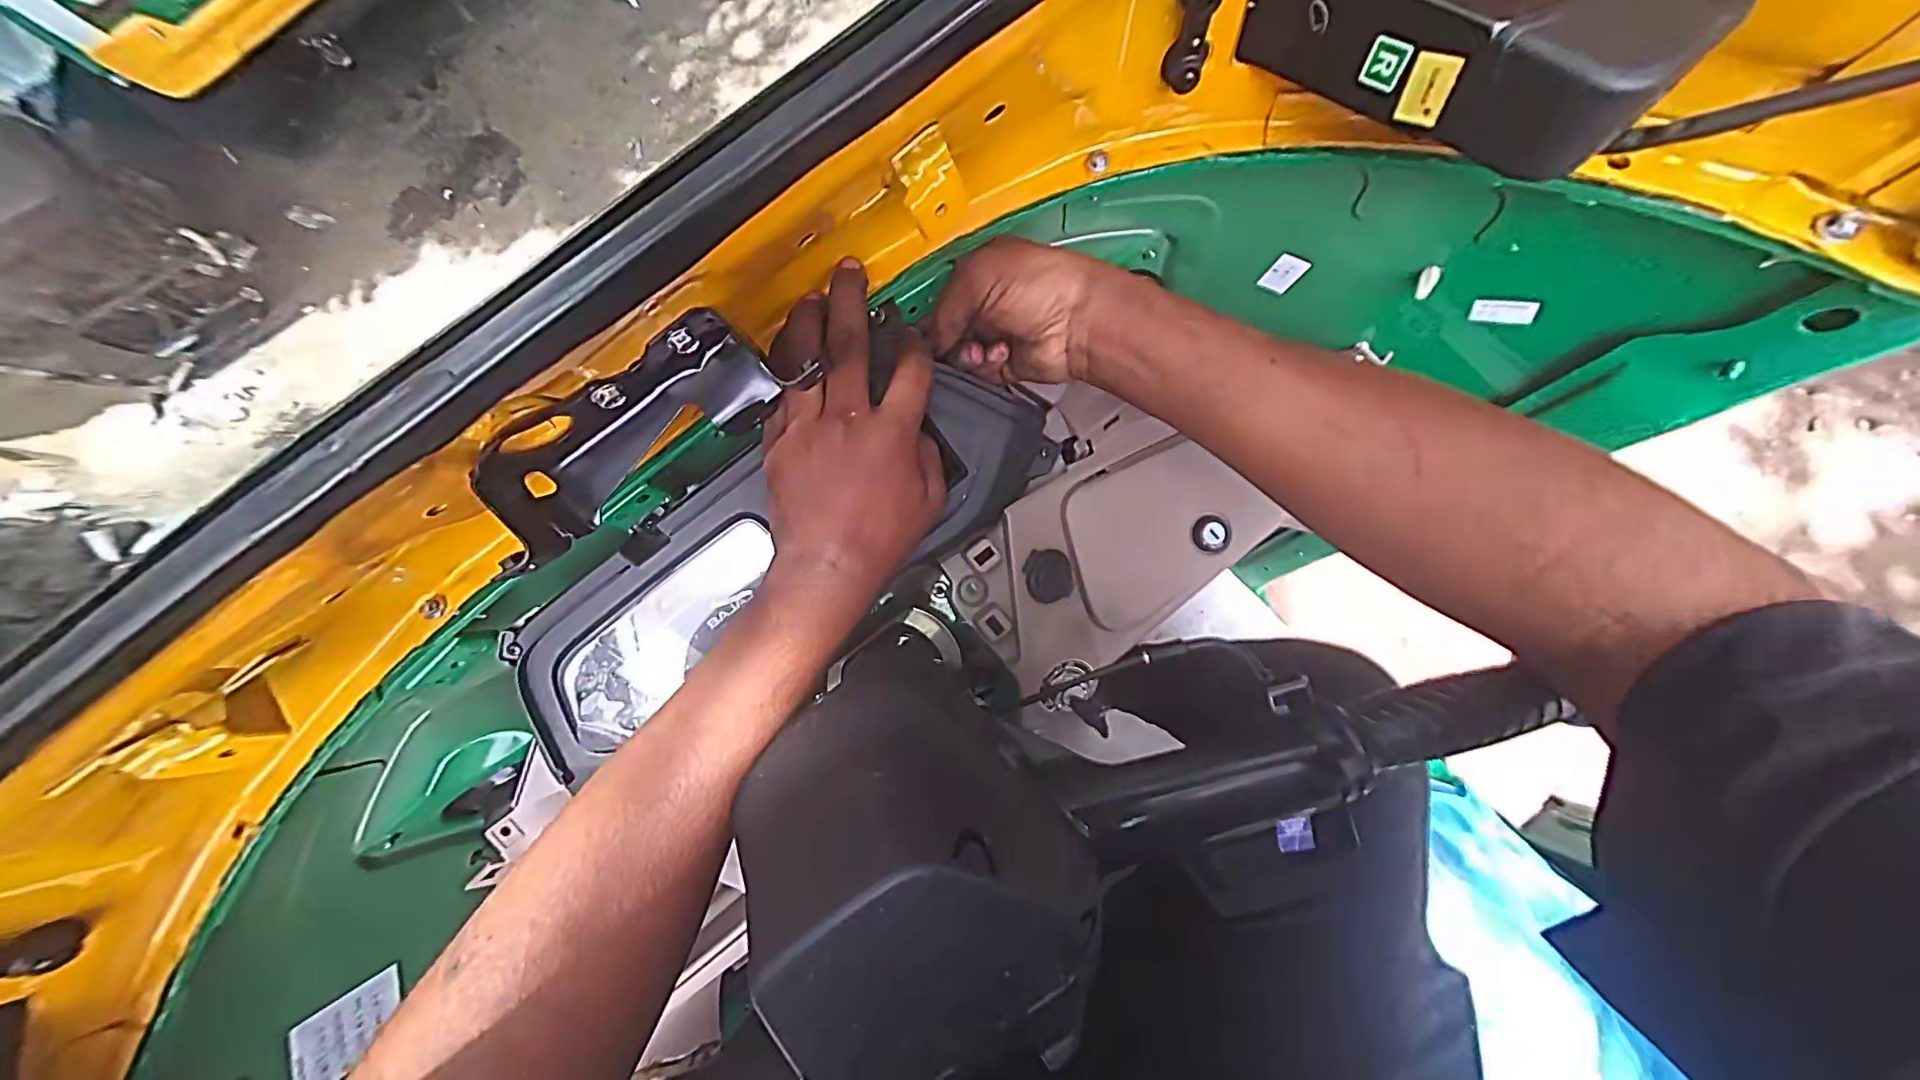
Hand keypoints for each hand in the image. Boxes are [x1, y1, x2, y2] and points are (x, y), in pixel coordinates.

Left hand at [759, 259, 946, 628]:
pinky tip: (789, 358)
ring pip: (809, 362)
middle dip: (853, 304)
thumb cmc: (875, 540)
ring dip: (810, 325)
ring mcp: (811, 428)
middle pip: (852, 347)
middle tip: (850, 277)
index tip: (910, 335)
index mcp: (893, 433)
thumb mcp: (928, 500)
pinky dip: (787, 374)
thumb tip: (919, 434)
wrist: (827, 565)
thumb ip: (928, 456)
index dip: (913, 345)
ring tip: (813, 300)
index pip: (909, 372)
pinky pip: (783, 398)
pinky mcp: (781, 443)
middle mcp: (850, 421)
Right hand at [928, 237, 1133, 384]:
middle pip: (944, 331)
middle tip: (955, 338)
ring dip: (965, 355)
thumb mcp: (977, 277)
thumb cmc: (1044, 284)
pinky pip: (979, 374)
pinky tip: (1000, 354)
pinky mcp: (1006, 364)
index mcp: (978, 273)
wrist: (1079, 322)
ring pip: (958, 356)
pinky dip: (985, 368)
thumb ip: (943, 308)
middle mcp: (986, 305)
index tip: (916, 330)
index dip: (926, 313)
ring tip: (982, 348)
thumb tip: (929, 339)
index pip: (937, 297)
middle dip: (944, 339)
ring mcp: (996, 335)